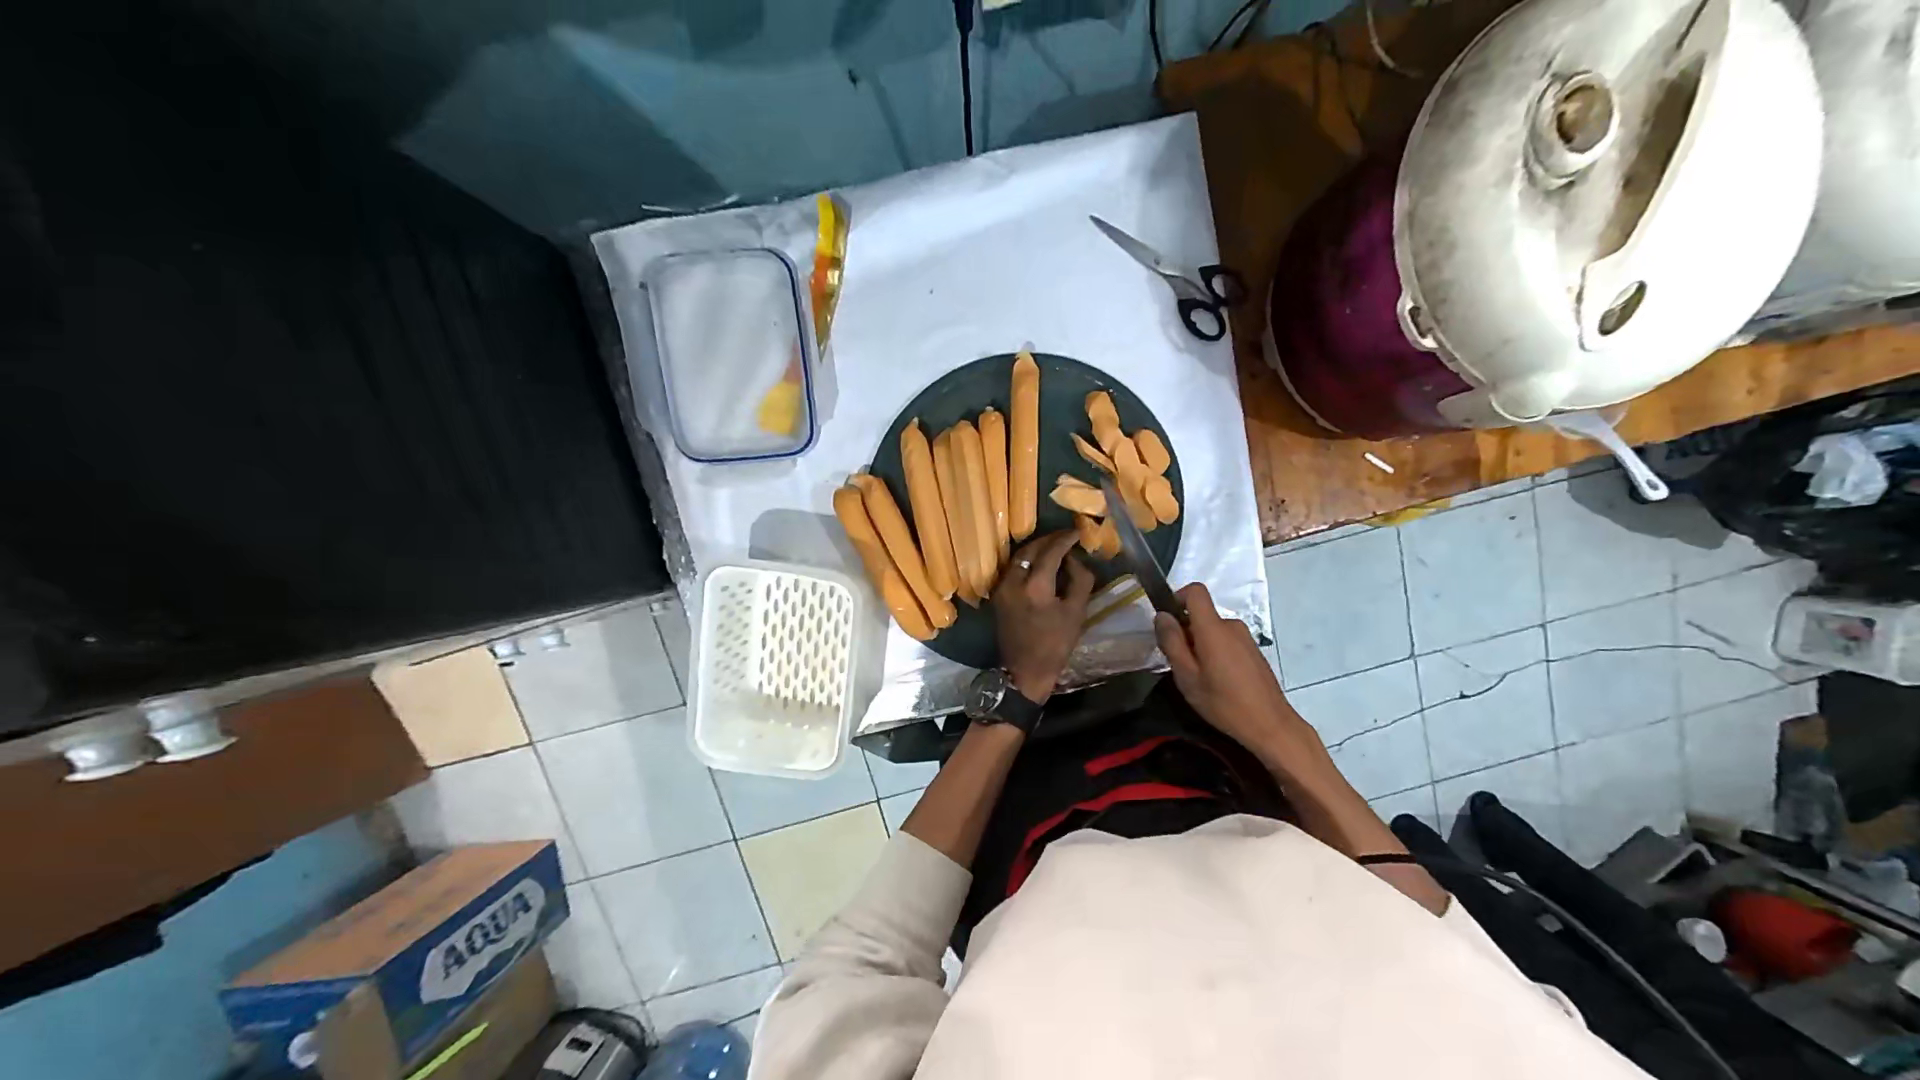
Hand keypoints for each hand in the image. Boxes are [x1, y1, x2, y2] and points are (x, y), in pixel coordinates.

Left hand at [993, 531, 1095, 701]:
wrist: (1025, 671)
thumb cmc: (1056, 644)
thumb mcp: (1077, 612)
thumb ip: (1079, 580)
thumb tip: (1074, 559)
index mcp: (1036, 587)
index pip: (1051, 551)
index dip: (1065, 539)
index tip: (1077, 532)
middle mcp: (1014, 582)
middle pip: (1031, 549)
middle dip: (1050, 540)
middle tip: (1067, 537)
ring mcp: (1002, 588)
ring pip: (1018, 557)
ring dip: (1037, 548)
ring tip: (1055, 546)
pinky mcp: (997, 595)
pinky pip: (1013, 569)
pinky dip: (1027, 561)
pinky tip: (1040, 563)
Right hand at [1153, 583, 1333, 780]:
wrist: (1271, 725)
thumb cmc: (1224, 703)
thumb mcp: (1187, 676)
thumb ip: (1172, 642)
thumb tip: (1162, 615)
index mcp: (1214, 629)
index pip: (1196, 591)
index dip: (1177, 598)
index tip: (1167, 621)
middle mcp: (1232, 626)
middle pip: (1202, 614)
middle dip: (1185, 631)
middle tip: (1178, 662)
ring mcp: (1246, 638)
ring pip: (1213, 630)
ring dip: (1200, 644)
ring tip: (1197, 676)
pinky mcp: (1253, 651)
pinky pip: (1226, 640)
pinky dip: (1215, 652)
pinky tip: (1217, 680)